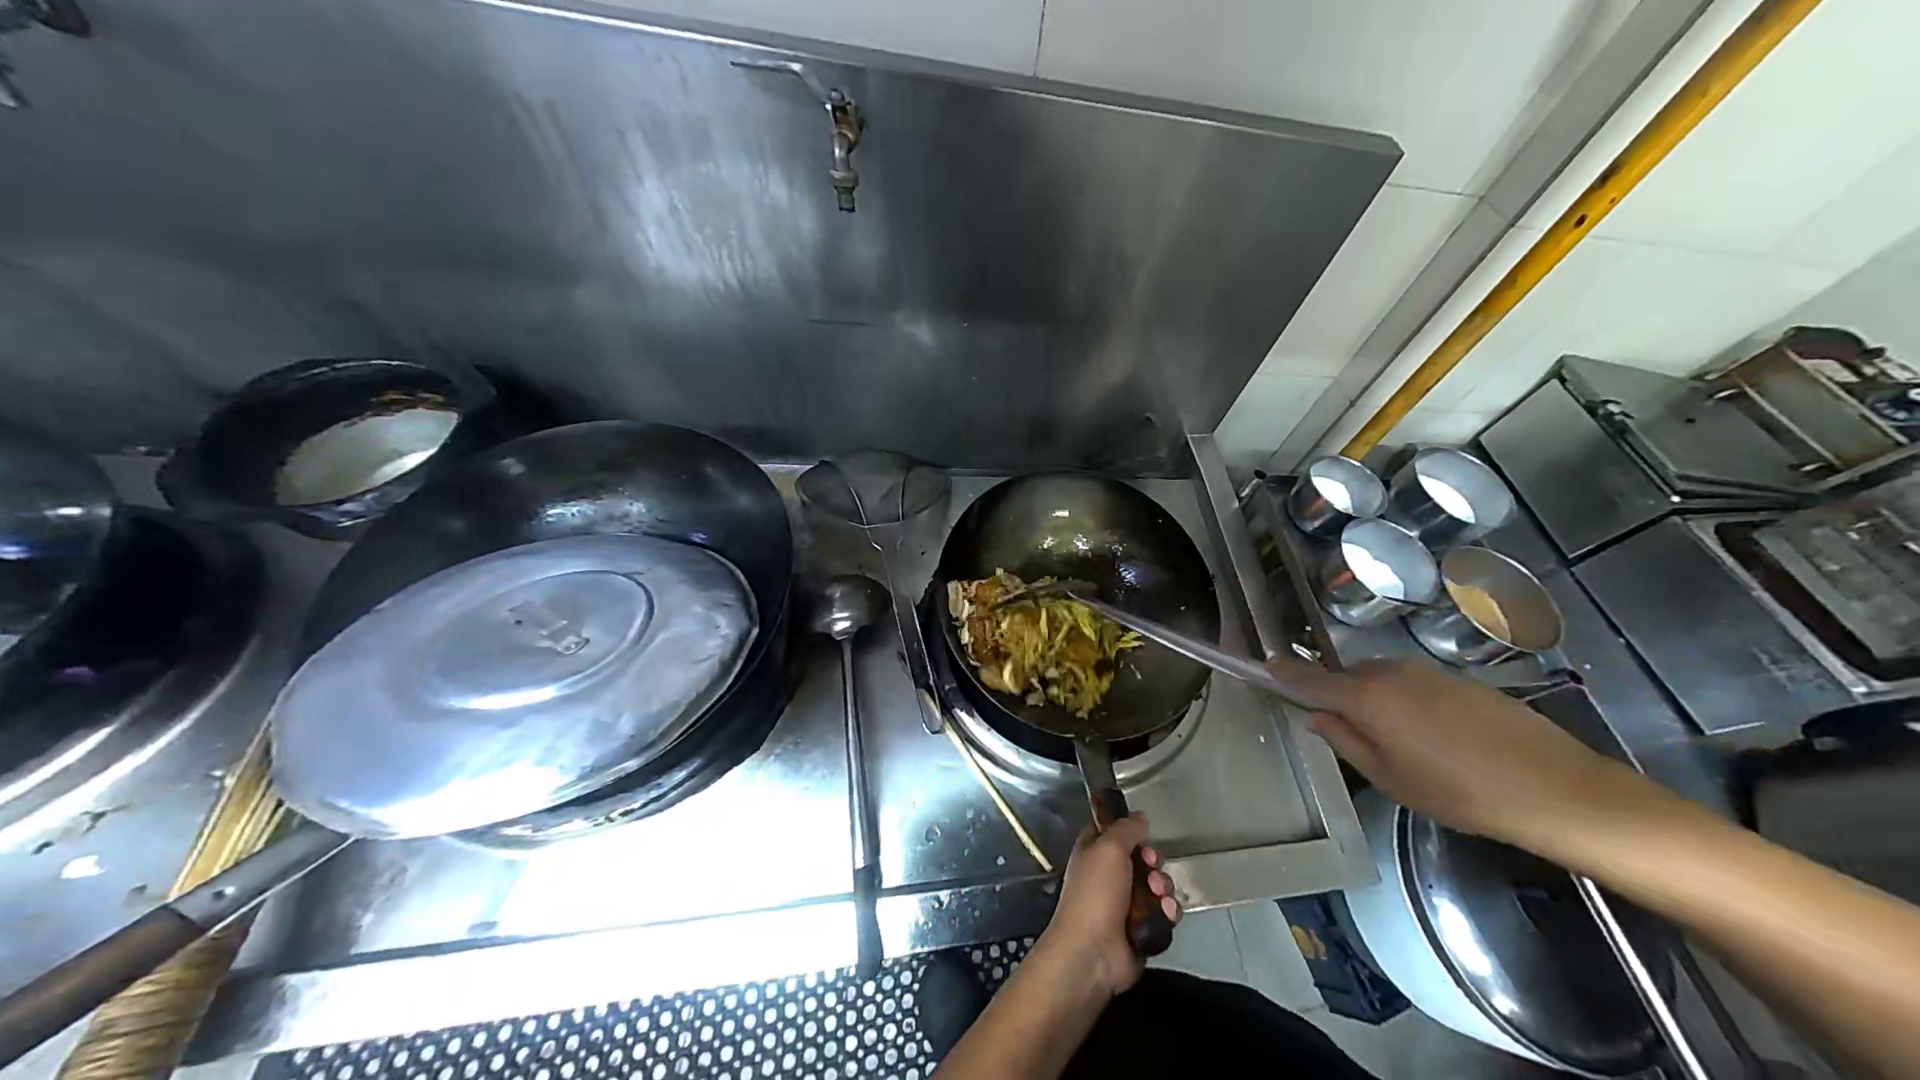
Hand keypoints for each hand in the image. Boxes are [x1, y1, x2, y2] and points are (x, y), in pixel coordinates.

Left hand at [1032, 815, 1179, 997]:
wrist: (1094, 952)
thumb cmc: (1095, 893)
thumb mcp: (1108, 849)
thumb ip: (1126, 829)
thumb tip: (1139, 817)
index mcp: (1093, 852)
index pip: (1114, 832)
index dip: (1130, 829)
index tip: (1142, 832)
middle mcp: (1109, 875)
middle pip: (1142, 858)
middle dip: (1153, 861)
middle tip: (1151, 866)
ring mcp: (1127, 903)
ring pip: (1158, 885)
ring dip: (1164, 887)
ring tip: (1158, 894)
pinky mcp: (1143, 926)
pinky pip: (1165, 911)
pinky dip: (1168, 911)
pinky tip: (1165, 913)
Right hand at [1278, 657, 1658, 853]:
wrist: (1557, 790)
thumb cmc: (1460, 792)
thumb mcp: (1389, 778)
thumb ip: (1345, 741)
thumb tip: (1320, 716)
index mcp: (1368, 696)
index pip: (1312, 678)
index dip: (1286, 673)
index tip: (1267, 666)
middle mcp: (1394, 673)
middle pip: (1349, 676)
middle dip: (1342, 696)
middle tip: (1351, 734)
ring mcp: (1431, 673)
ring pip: (1385, 680)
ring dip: (1378, 701)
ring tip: (1402, 745)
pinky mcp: (1463, 681)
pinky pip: (1417, 686)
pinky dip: (1410, 703)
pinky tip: (1437, 740)